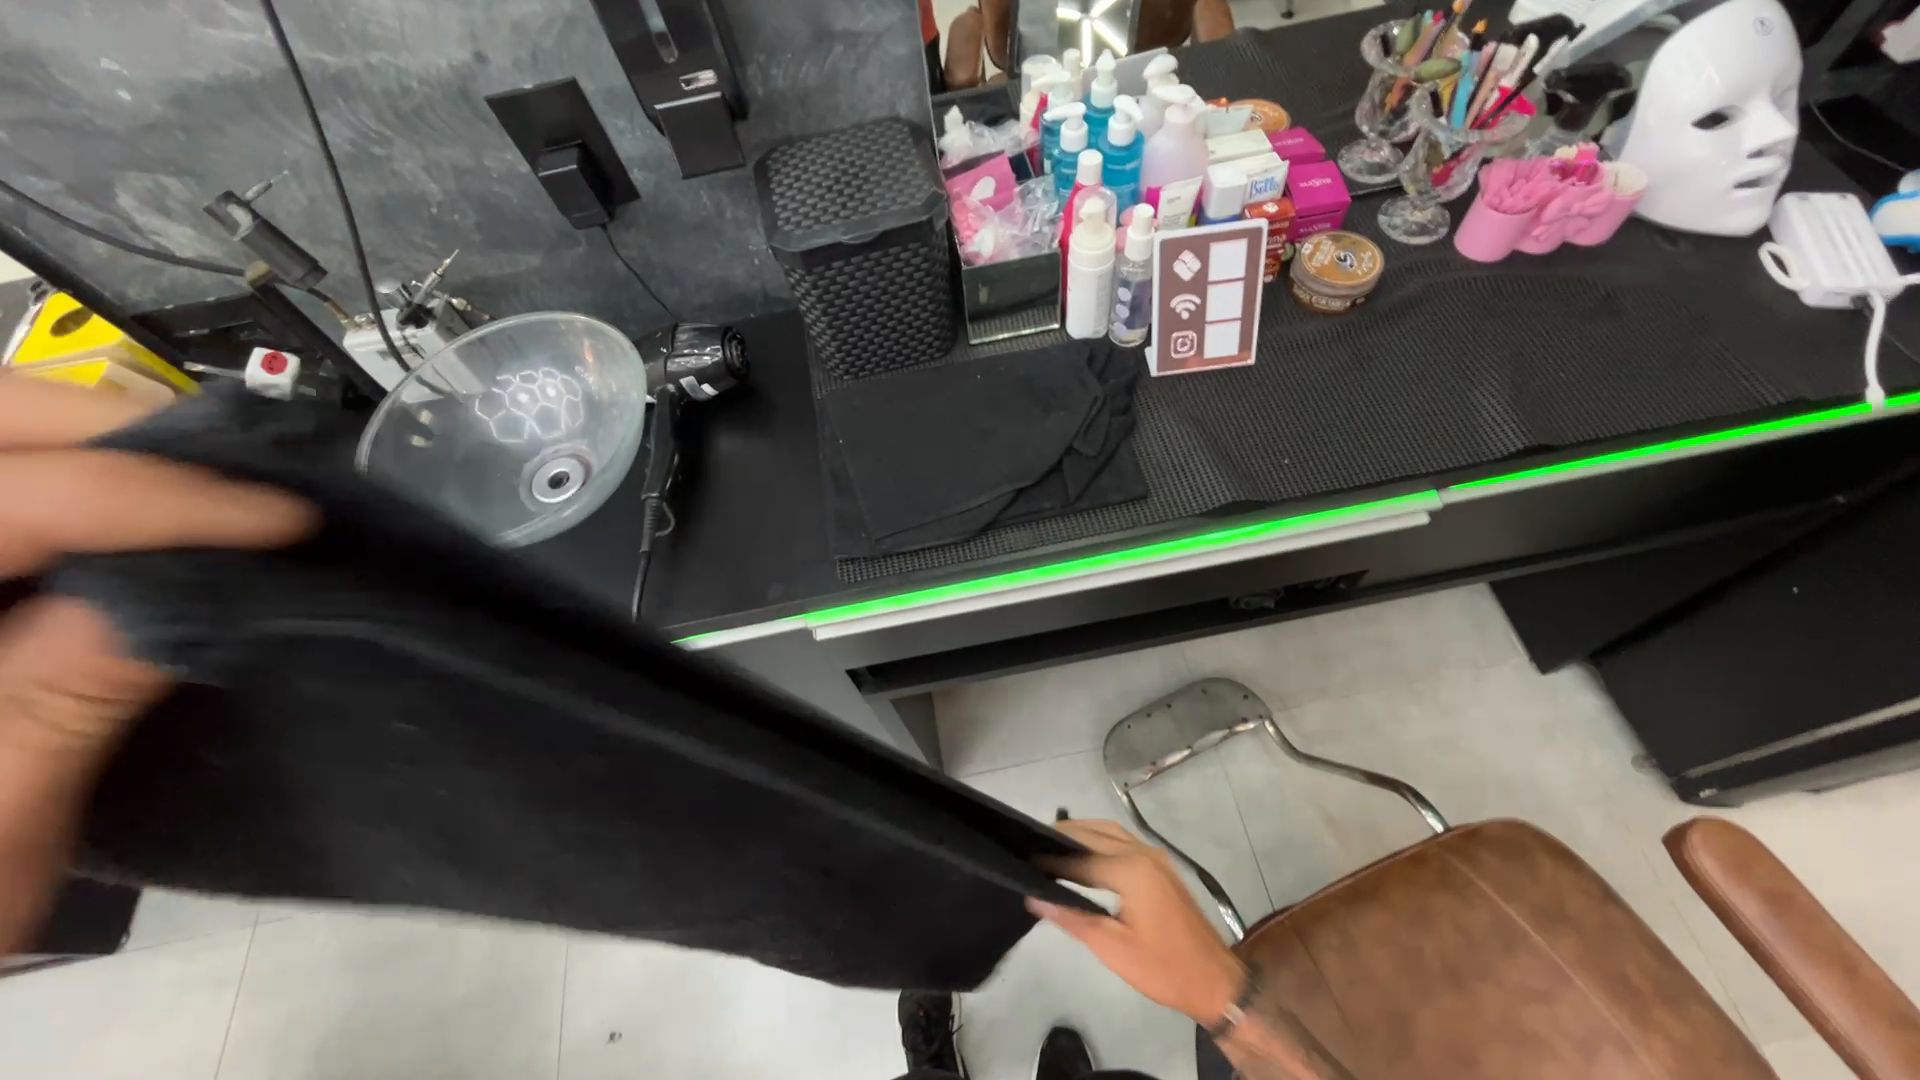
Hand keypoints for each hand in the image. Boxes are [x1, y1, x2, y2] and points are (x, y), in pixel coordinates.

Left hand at [0, 376, 313, 951]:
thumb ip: (60, 704)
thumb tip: (189, 595)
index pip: (13, 502)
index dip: (160, 499)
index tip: (290, 519)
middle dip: (130, 435)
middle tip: (256, 477)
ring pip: (9, 442)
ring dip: (121, 450)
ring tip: (230, 486)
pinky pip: (29, 490)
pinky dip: (110, 484)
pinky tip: (179, 515)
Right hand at [1027, 819, 1246, 1024]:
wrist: (1215, 981)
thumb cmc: (1162, 968)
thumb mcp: (1112, 948)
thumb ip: (1071, 917)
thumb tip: (1033, 896)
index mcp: (1131, 870)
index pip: (1079, 859)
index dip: (1049, 861)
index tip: (1021, 861)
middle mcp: (1143, 853)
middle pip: (1094, 833)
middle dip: (1062, 837)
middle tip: (1030, 847)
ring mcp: (1155, 857)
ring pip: (1110, 831)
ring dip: (1081, 833)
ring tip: (1051, 847)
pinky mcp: (1161, 866)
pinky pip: (1123, 840)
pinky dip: (1099, 839)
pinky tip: (1084, 855)